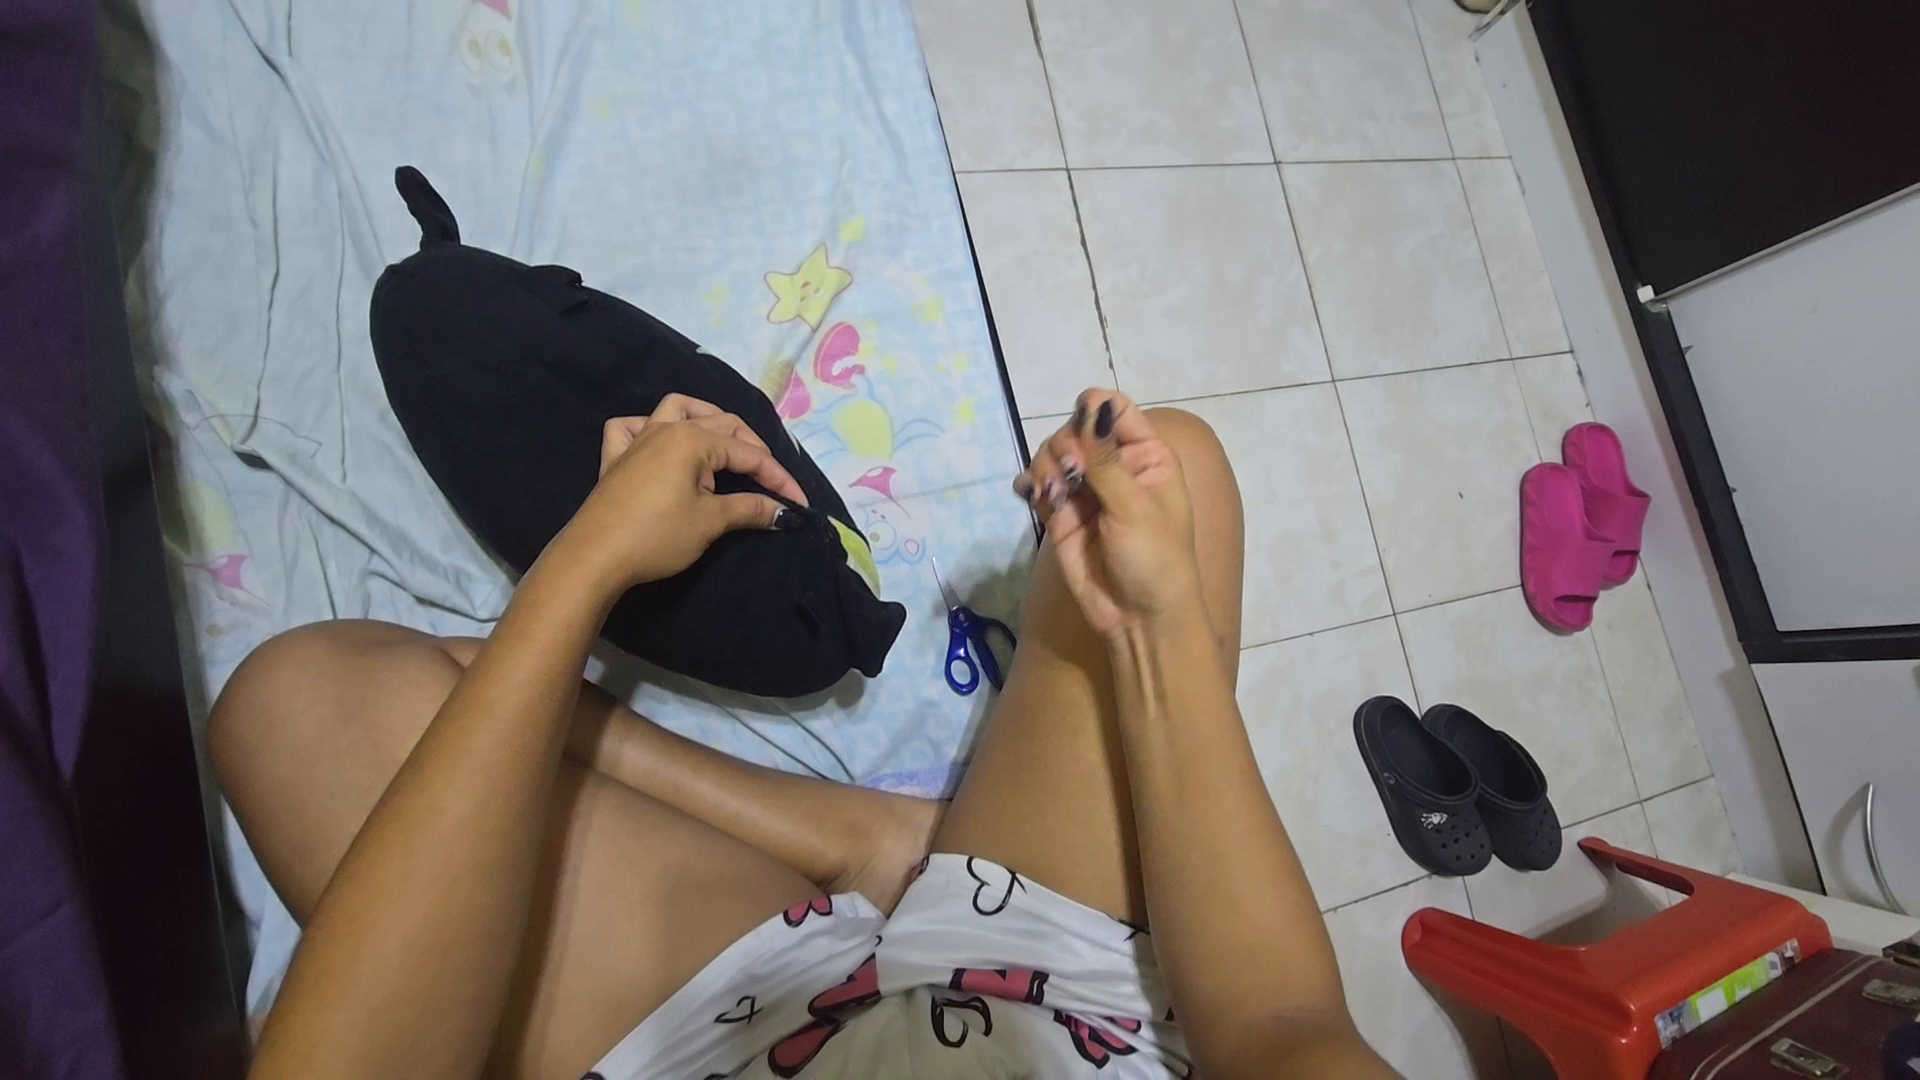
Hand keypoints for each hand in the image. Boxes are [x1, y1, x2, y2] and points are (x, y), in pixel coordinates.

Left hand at [553, 394, 808, 594]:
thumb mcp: (711, 522)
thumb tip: (785, 512)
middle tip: (772, 483)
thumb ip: (751, 509)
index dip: (779, 479)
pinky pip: (631, 428)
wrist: (594, 559)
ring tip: (725, 443)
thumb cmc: (657, 536)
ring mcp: (638, 440)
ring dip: (706, 419)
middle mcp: (666, 428)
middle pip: (723, 426)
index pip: (749, 454)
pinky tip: (659, 444)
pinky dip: (649, 428)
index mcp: (692, 439)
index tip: (799, 504)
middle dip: (754, 451)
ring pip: (678, 409)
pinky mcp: (616, 459)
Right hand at [1016, 390, 1202, 637]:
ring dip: (1045, 465)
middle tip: (1067, 474)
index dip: (1093, 409)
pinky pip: (1039, 485)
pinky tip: (1033, 494)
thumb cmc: (1154, 559)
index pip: (1116, 411)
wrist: (1138, 619)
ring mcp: (1086, 491)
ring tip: (1050, 492)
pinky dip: (1031, 484)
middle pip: (1076, 430)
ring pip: (1053, 455)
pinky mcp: (1062, 514)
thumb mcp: (1135, 507)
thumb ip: (1105, 459)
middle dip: (1064, 446)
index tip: (1079, 429)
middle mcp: (1114, 466)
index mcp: (1147, 456)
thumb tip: (1090, 405)